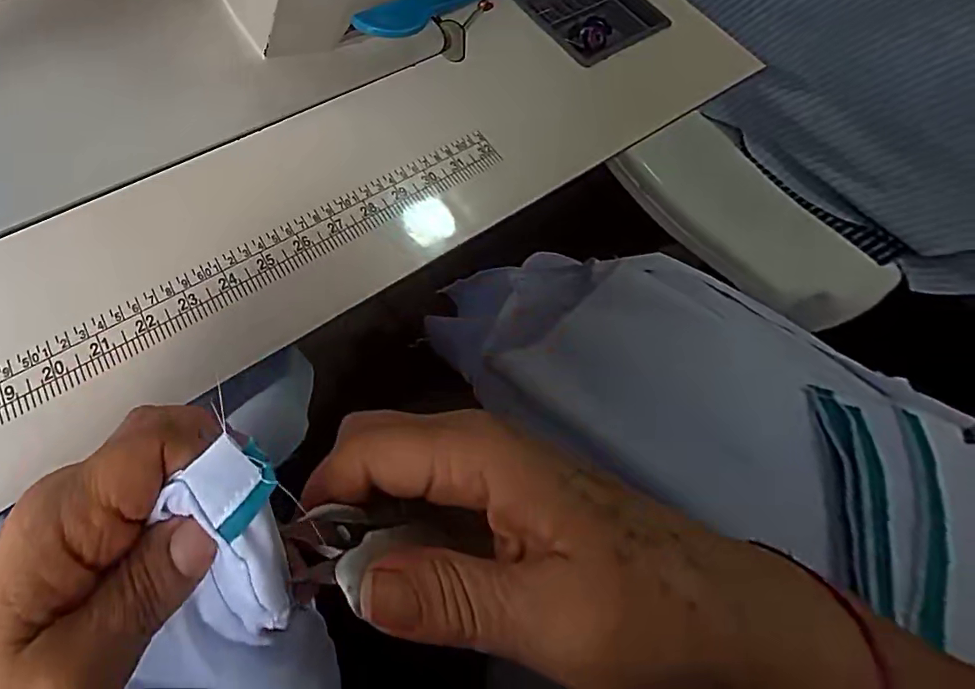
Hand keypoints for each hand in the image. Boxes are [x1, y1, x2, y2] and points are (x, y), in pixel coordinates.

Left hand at [0, 405, 223, 688]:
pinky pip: (133, 501)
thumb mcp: (77, 662)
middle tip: (259, 524)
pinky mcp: (75, 530)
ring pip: (147, 471)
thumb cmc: (1, 684)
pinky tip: (199, 545)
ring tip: (242, 539)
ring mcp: (71, 508)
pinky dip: (174, 513)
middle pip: (150, 446)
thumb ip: (139, 591)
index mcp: (64, 509)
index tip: (251, 497)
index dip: (205, 452)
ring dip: (197, 493)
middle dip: (208, 468)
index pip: (146, 441)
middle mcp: (68, 491)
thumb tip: (205, 524)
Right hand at [303, 409, 903, 688]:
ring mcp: (479, 452)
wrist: (749, 618)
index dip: (326, 492)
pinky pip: (417, 477)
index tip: (308, 551)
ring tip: (366, 564)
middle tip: (335, 558)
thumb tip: (354, 589)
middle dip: (339, 491)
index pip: (365, 449)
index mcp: (473, 450)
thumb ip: (448, 598)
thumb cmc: (652, 614)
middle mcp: (466, 434)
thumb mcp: (552, 623)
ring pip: (387, 456)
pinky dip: (393, 511)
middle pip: (368, 439)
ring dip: (364, 504)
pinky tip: (409, 557)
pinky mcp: (490, 476)